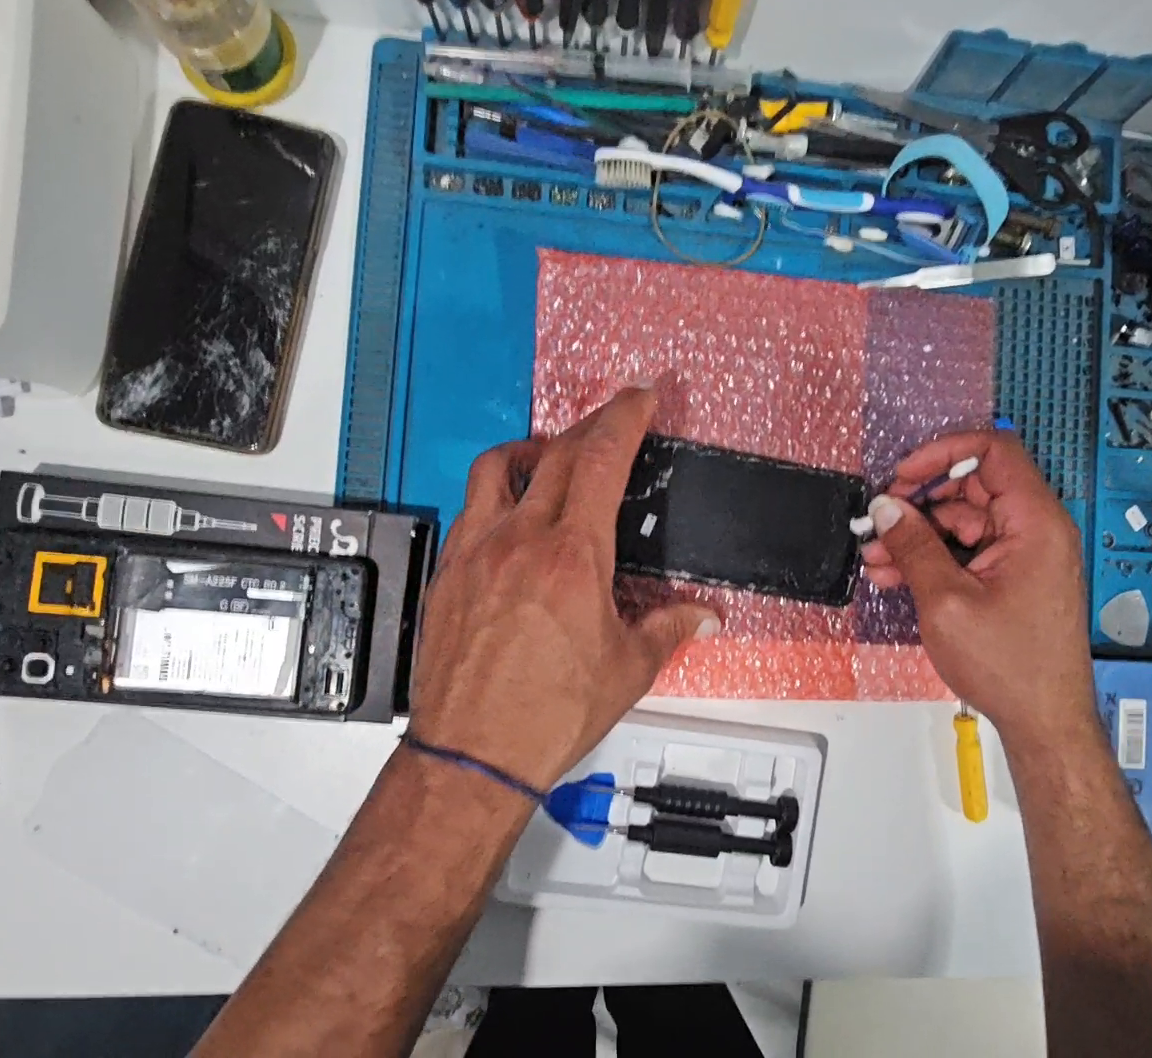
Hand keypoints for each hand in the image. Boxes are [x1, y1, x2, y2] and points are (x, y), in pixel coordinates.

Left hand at [407, 386, 720, 790]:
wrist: (473, 753)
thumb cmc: (545, 714)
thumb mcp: (627, 669)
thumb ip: (670, 628)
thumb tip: (702, 617)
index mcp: (571, 557)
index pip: (601, 459)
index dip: (625, 417)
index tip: (640, 398)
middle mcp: (519, 541)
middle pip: (556, 452)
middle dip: (592, 426)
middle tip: (613, 422)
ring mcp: (476, 551)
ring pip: (499, 466)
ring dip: (535, 450)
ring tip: (555, 458)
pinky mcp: (449, 571)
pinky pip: (471, 507)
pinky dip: (498, 493)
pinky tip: (515, 516)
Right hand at [859, 430, 1092, 732]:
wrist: (1043, 720)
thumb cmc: (1008, 665)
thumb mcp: (946, 600)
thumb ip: (913, 546)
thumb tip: (885, 508)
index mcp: (1034, 523)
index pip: (993, 452)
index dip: (942, 454)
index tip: (902, 477)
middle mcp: (1034, 530)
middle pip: (971, 488)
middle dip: (918, 502)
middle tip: (878, 521)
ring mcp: (1022, 555)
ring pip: (961, 522)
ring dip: (916, 535)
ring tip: (875, 558)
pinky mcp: (1010, 577)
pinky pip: (965, 551)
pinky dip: (931, 558)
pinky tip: (894, 575)